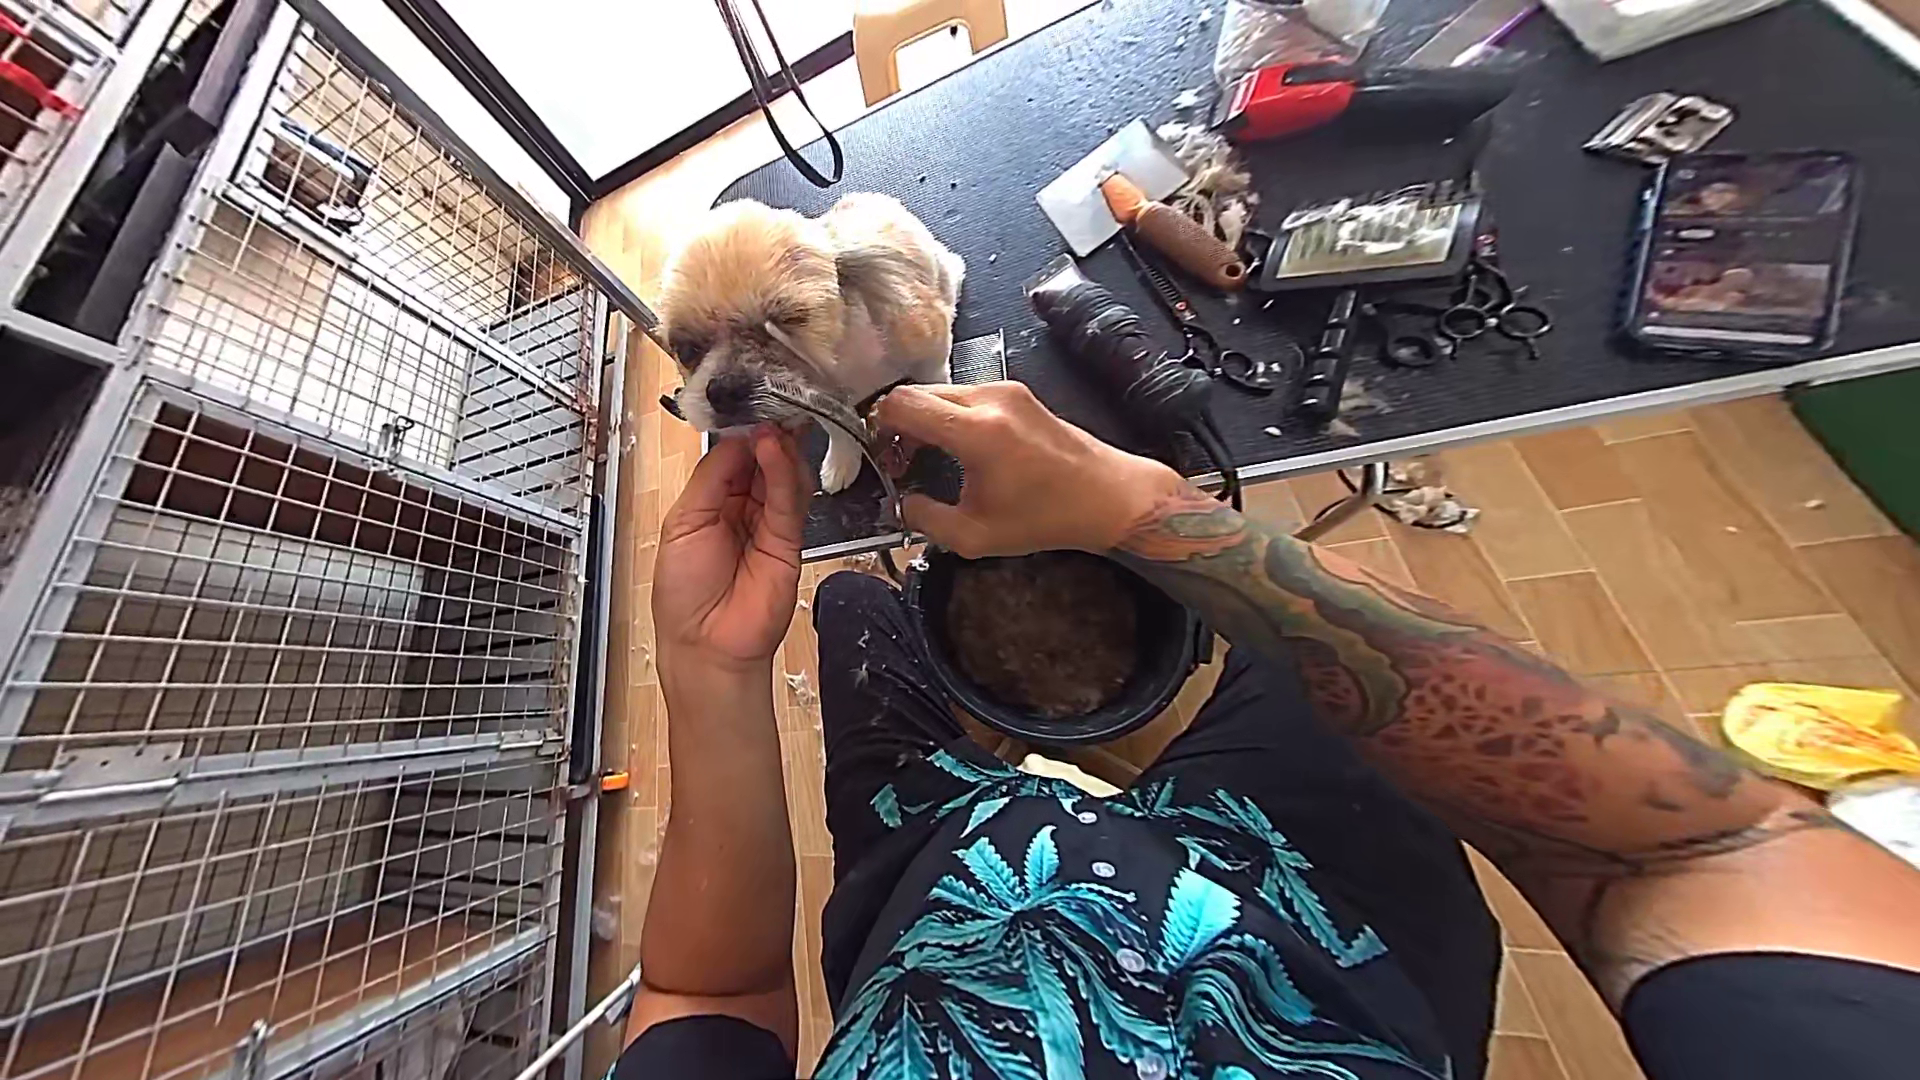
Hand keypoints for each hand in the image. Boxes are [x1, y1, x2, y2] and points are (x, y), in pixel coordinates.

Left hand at [654, 426, 808, 670]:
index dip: (740, 431)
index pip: (732, 455)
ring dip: (778, 449)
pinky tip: (776, 451)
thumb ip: (713, 477)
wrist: (709, 642)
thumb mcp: (683, 521)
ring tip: (775, 426)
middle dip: (766, 434)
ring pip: (781, 475)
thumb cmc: (684, 589)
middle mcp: (742, 506)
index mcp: (712, 501)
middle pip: (761, 461)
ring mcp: (769, 522)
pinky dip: (785, 473)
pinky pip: (790, 499)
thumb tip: (740, 437)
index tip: (749, 403)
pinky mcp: (791, 537)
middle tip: (773, 406)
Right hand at [872, 382, 1183, 556]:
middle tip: (899, 461)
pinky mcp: (1018, 393)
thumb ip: (925, 519)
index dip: (878, 427)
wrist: (1108, 495)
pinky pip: (966, 397)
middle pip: (917, 394)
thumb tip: (900, 504)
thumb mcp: (975, 536)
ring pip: (941, 393)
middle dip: (898, 425)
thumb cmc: (1046, 518)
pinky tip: (956, 449)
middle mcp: (989, 398)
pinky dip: (949, 418)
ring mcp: (1006, 390)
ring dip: (923, 421)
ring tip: (926, 458)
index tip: (880, 455)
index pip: (901, 404)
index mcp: (975, 431)